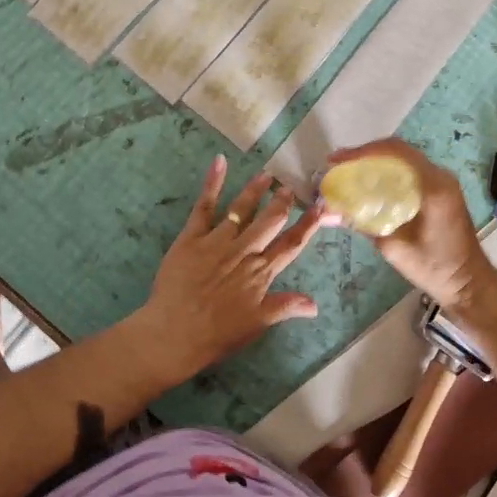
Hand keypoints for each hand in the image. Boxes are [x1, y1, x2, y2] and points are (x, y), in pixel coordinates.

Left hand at [135, 155, 324, 376]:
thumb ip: (285, 307)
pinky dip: (212, 182)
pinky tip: (220, 162)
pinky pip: (205, 206)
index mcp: (262, 272)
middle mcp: (245, 251)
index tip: (321, 208)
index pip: (291, 244)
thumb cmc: (218, 334)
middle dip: (281, 202)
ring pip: (242, 209)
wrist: (175, 334)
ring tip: (266, 175)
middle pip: (269, 220)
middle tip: (289, 187)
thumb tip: (316, 304)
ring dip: (255, 190)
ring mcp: (218, 241)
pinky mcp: (193, 236)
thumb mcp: (257, 324)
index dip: (308, 225)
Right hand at [327, 139, 496, 313]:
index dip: (363, 152)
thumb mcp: (394, 248)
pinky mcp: (441, 190)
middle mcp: (440, 176)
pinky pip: (410, 171)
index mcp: (433, 186)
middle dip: (366, 154)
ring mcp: (443, 182)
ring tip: (349, 172)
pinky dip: (388, 172)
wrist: (470, 285)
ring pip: (404, 159)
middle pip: (398, 151)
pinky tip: (371, 184)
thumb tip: (325, 212)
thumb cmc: (435, 268)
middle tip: (339, 165)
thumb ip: (362, 225)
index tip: (337, 160)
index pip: (395, 152)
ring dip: (376, 162)